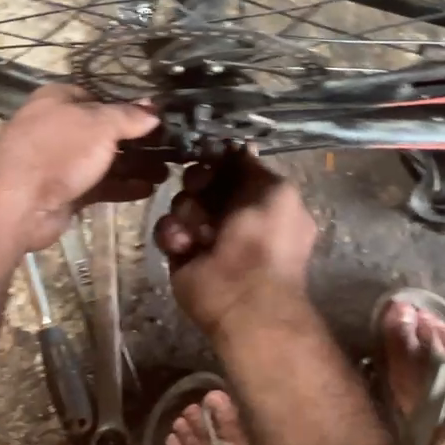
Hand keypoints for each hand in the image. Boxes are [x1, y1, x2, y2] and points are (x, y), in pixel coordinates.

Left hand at [0, 84, 165, 251]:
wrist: (18, 203)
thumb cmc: (58, 151)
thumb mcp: (100, 124)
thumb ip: (130, 116)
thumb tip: (155, 111)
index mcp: (58, 99)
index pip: (99, 96)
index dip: (128, 106)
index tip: (158, 117)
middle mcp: (58, 127)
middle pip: (104, 131)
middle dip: (137, 140)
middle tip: (170, 147)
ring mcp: (60, 161)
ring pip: (104, 160)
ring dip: (134, 165)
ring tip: (167, 171)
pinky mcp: (65, 191)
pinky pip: (100, 185)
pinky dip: (122, 186)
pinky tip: (148, 189)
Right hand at [153, 150, 317, 336]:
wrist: (245, 296)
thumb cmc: (268, 240)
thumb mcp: (278, 192)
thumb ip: (255, 168)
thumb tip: (238, 148)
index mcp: (262, 201)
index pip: (232, 169)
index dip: (219, 159)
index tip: (211, 155)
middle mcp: (233, 215)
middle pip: (203, 181)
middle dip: (199, 180)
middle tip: (200, 186)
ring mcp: (204, 234)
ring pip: (182, 202)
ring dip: (188, 210)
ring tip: (200, 230)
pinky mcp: (180, 252)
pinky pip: (166, 229)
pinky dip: (174, 234)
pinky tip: (186, 246)